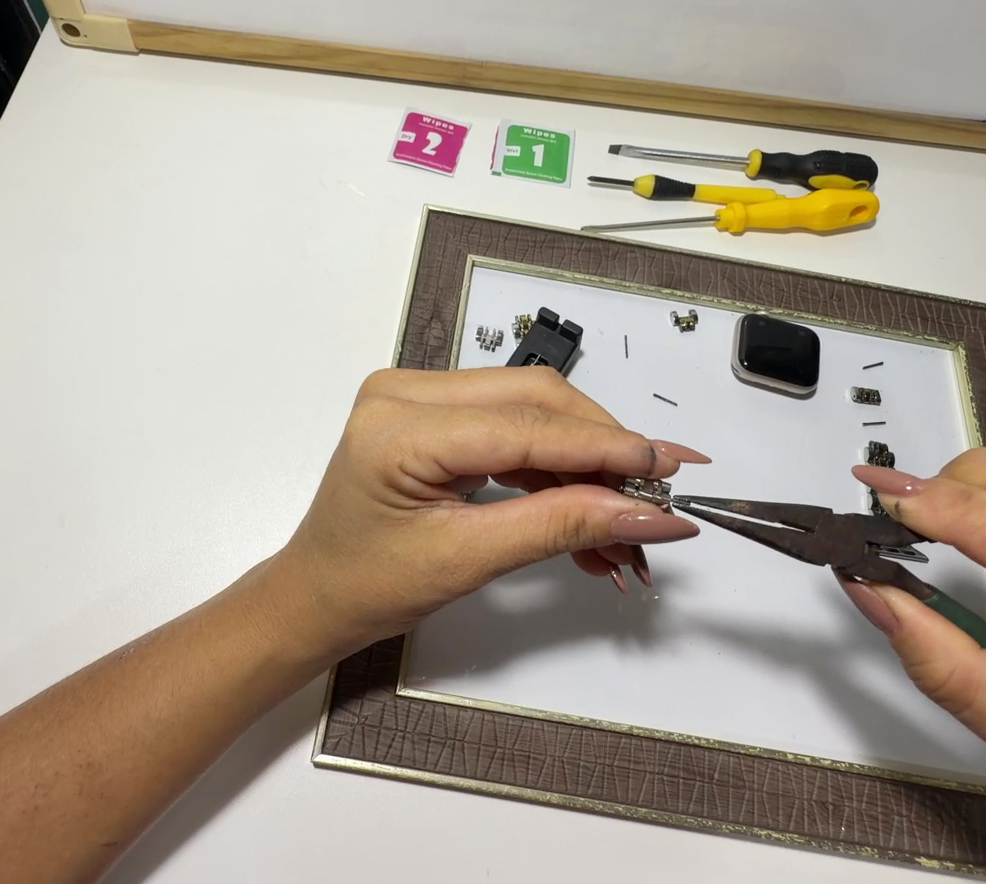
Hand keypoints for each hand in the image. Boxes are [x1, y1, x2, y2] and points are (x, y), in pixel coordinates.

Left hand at [265, 367, 706, 659]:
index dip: (605, 447)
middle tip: (653, 496)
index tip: (666, 471)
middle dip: (602, 449)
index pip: (526, 425)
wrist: (319, 593)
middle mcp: (406, 393)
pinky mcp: (435, 412)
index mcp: (398, 426)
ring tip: (624, 521)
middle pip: (536, 400)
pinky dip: (555, 466)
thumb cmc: (366, 583)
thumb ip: (561, 526)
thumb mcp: (468, 561)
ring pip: (532, 410)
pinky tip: (587, 508)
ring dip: (583, 462)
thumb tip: (643, 512)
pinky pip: (513, 426)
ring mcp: (419, 397)